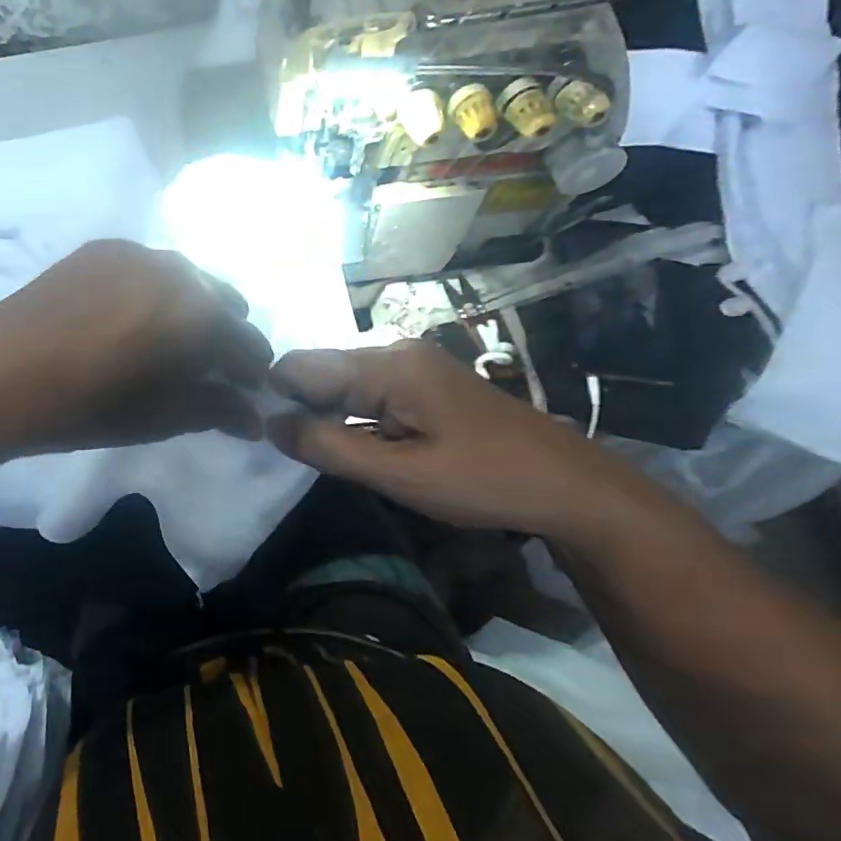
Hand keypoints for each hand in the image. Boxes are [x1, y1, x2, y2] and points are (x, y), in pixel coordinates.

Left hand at [0, 239, 273, 453]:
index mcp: (200, 314)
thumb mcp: (158, 417)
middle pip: (222, 301)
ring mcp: (135, 253)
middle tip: (207, 368)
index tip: (244, 393)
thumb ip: (214, 409)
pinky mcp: (99, 250)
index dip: (250, 372)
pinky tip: (128, 317)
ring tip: (169, 341)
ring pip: (184, 279)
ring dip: (190, 308)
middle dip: (225, 335)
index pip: (247, 343)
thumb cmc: (84, 407)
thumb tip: (254, 418)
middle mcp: (176, 271)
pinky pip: (145, 267)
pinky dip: (153, 291)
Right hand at [267, 340, 687, 541]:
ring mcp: (415, 365)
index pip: (301, 365)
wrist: (573, 487)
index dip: (276, 396)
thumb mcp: (399, 474)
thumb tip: (270, 424)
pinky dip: (354, 417)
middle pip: (322, 370)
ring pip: (344, 383)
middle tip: (298, 454)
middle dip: (301, 406)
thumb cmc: (485, 480)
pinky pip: (369, 392)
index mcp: (388, 364)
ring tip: (326, 455)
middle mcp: (397, 352)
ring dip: (328, 415)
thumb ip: (329, 448)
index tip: (267, 436)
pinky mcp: (426, 384)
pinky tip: (361, 447)